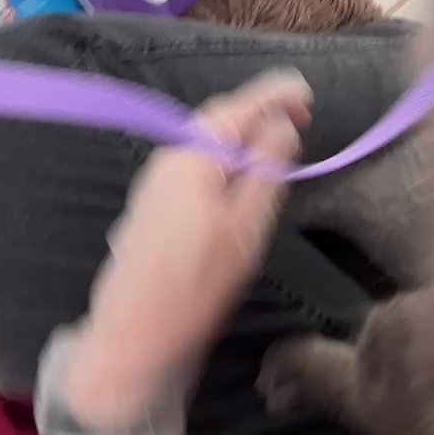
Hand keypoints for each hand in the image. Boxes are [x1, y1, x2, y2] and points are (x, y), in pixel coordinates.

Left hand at [66, 70, 311, 427]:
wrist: (128, 343)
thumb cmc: (194, 286)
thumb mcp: (245, 229)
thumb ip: (266, 171)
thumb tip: (281, 123)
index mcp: (191, 157)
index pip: (238, 108)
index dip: (274, 95)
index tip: (306, 92)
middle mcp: (168, 158)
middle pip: (220, 120)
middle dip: (261, 112)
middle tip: (301, 117)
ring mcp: (155, 180)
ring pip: (207, 141)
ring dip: (244, 135)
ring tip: (278, 144)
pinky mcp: (153, 203)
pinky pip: (196, 161)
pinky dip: (225, 156)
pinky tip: (241, 175)